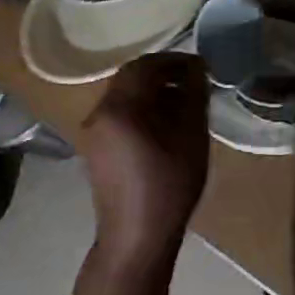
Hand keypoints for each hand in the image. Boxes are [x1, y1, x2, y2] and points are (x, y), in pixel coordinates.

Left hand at [80, 53, 209, 255]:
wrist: (136, 234)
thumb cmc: (170, 182)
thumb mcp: (192, 134)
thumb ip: (193, 95)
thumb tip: (196, 69)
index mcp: (120, 108)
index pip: (145, 66)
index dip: (174, 60)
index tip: (201, 66)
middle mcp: (99, 114)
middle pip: (129, 78)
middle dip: (163, 73)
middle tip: (194, 78)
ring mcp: (94, 133)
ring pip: (124, 96)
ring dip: (153, 90)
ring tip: (185, 100)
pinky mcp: (97, 149)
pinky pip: (120, 115)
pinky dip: (143, 108)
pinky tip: (166, 123)